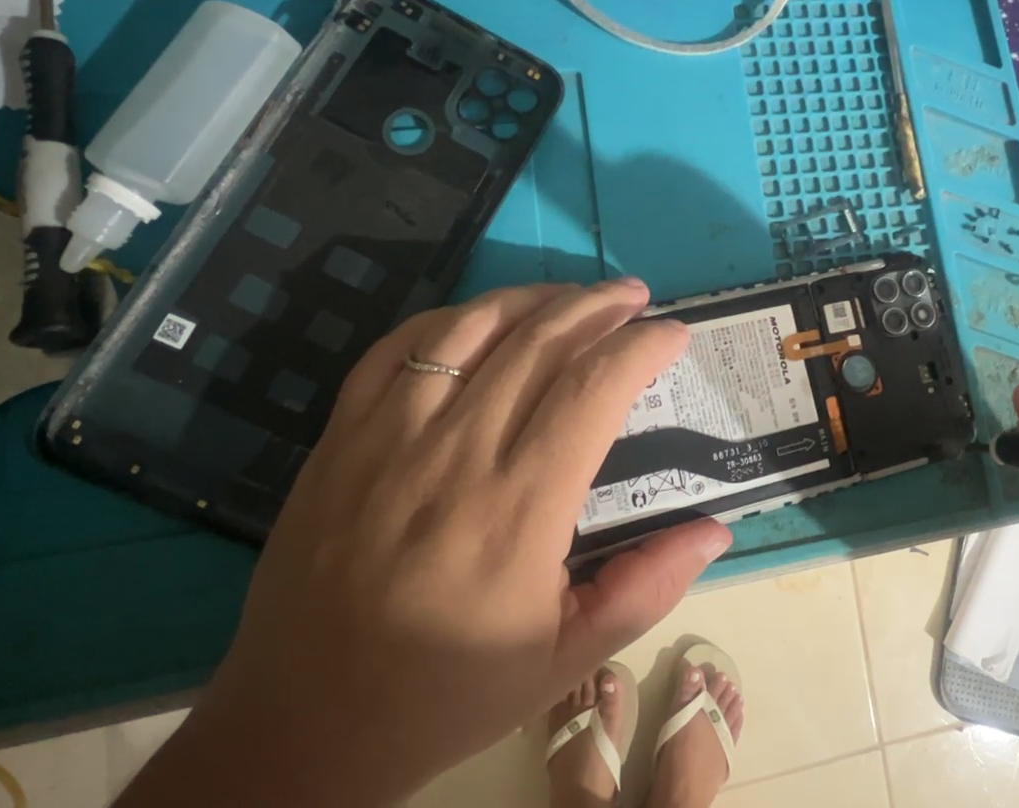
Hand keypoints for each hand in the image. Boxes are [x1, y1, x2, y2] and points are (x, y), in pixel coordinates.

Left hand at [118, 280, 732, 807]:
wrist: (302, 723)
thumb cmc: (446, 693)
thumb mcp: (564, 660)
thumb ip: (646, 588)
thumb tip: (716, 529)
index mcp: (518, 510)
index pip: (592, 390)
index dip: (641, 347)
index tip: (673, 335)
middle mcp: (454, 455)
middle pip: (537, 343)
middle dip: (598, 306)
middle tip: (635, 297)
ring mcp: (387, 438)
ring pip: (469, 329)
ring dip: (531, 297)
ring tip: (572, 295)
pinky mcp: (340, 438)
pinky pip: (397, 349)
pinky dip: (449, 318)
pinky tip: (480, 319)